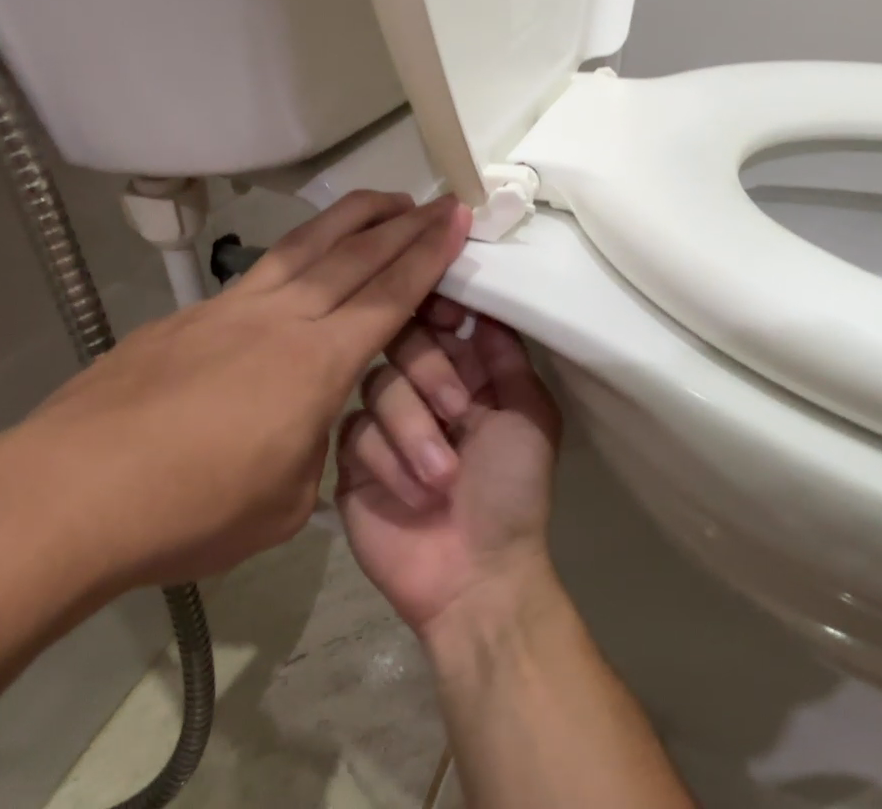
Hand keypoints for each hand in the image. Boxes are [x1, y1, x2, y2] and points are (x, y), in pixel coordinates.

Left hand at [0, 191, 470, 591]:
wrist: (68, 497)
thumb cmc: (191, 512)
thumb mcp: (286, 502)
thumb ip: (311, 450)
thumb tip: (302, 426)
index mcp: (318, 365)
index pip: (390, 297)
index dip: (428, 256)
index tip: (455, 220)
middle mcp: (279, 321)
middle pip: (354, 257)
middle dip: (404, 224)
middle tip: (437, 200)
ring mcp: (225, 312)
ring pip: (302, 248)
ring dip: (350, 219)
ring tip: (383, 199)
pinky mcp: (182, 320)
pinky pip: (256, 273)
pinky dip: (296, 253)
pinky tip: (299, 258)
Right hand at [335, 298, 562, 633]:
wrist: (475, 574)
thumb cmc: (513, 493)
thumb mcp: (530, 416)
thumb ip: (506, 358)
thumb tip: (484, 306)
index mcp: (469, 375)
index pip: (441, 319)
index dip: (438, 308)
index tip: (444, 314)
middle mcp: (424, 389)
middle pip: (402, 338)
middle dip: (429, 370)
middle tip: (459, 411)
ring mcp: (385, 423)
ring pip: (377, 383)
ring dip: (414, 431)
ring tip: (443, 478)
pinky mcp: (351, 459)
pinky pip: (355, 431)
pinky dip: (389, 462)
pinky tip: (414, 498)